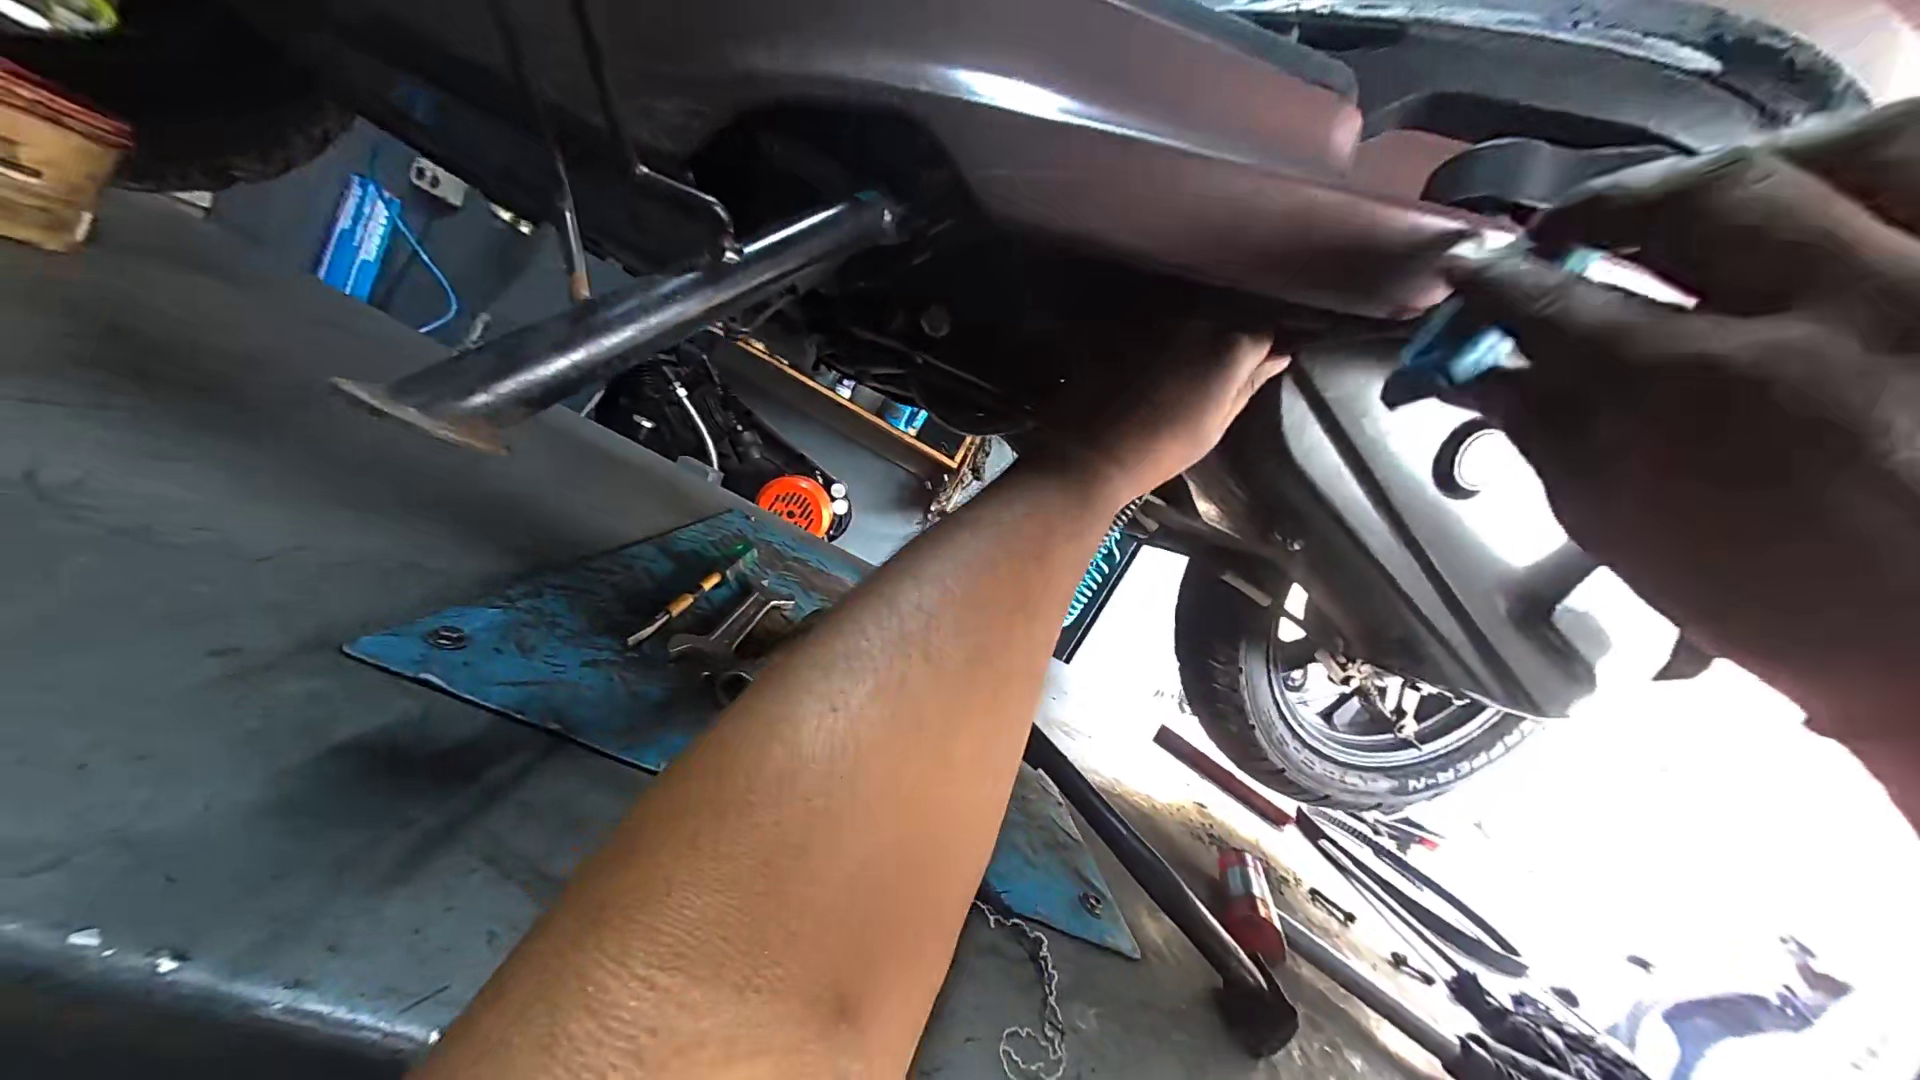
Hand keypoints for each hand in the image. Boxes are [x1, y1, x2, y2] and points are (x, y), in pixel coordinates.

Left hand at [1037, 321, 1287, 507]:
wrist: (1088, 453)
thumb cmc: (1160, 450)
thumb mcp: (1214, 427)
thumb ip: (1247, 387)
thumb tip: (1277, 357)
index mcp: (1229, 348)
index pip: (1262, 336)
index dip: (1260, 353)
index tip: (1254, 369)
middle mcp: (1195, 322)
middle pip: (1222, 324)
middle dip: (1223, 343)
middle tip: (1211, 375)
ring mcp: (1154, 322)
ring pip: (1184, 324)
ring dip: (1186, 341)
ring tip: (1174, 372)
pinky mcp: (1119, 328)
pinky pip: (1148, 329)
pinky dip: (1152, 343)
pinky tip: (1142, 368)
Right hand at [1446, 100, 1919, 734]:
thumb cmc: (1768, 601)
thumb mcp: (1620, 526)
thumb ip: (1547, 434)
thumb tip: (1485, 378)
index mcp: (1693, 392)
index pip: (1558, 306)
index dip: (1497, 282)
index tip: (1464, 269)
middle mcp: (1831, 309)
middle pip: (1702, 202)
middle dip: (1611, 206)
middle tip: (1563, 230)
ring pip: (1858, 151)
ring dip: (1742, 174)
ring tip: (1683, 205)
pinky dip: (1870, 171)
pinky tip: (1808, 202)